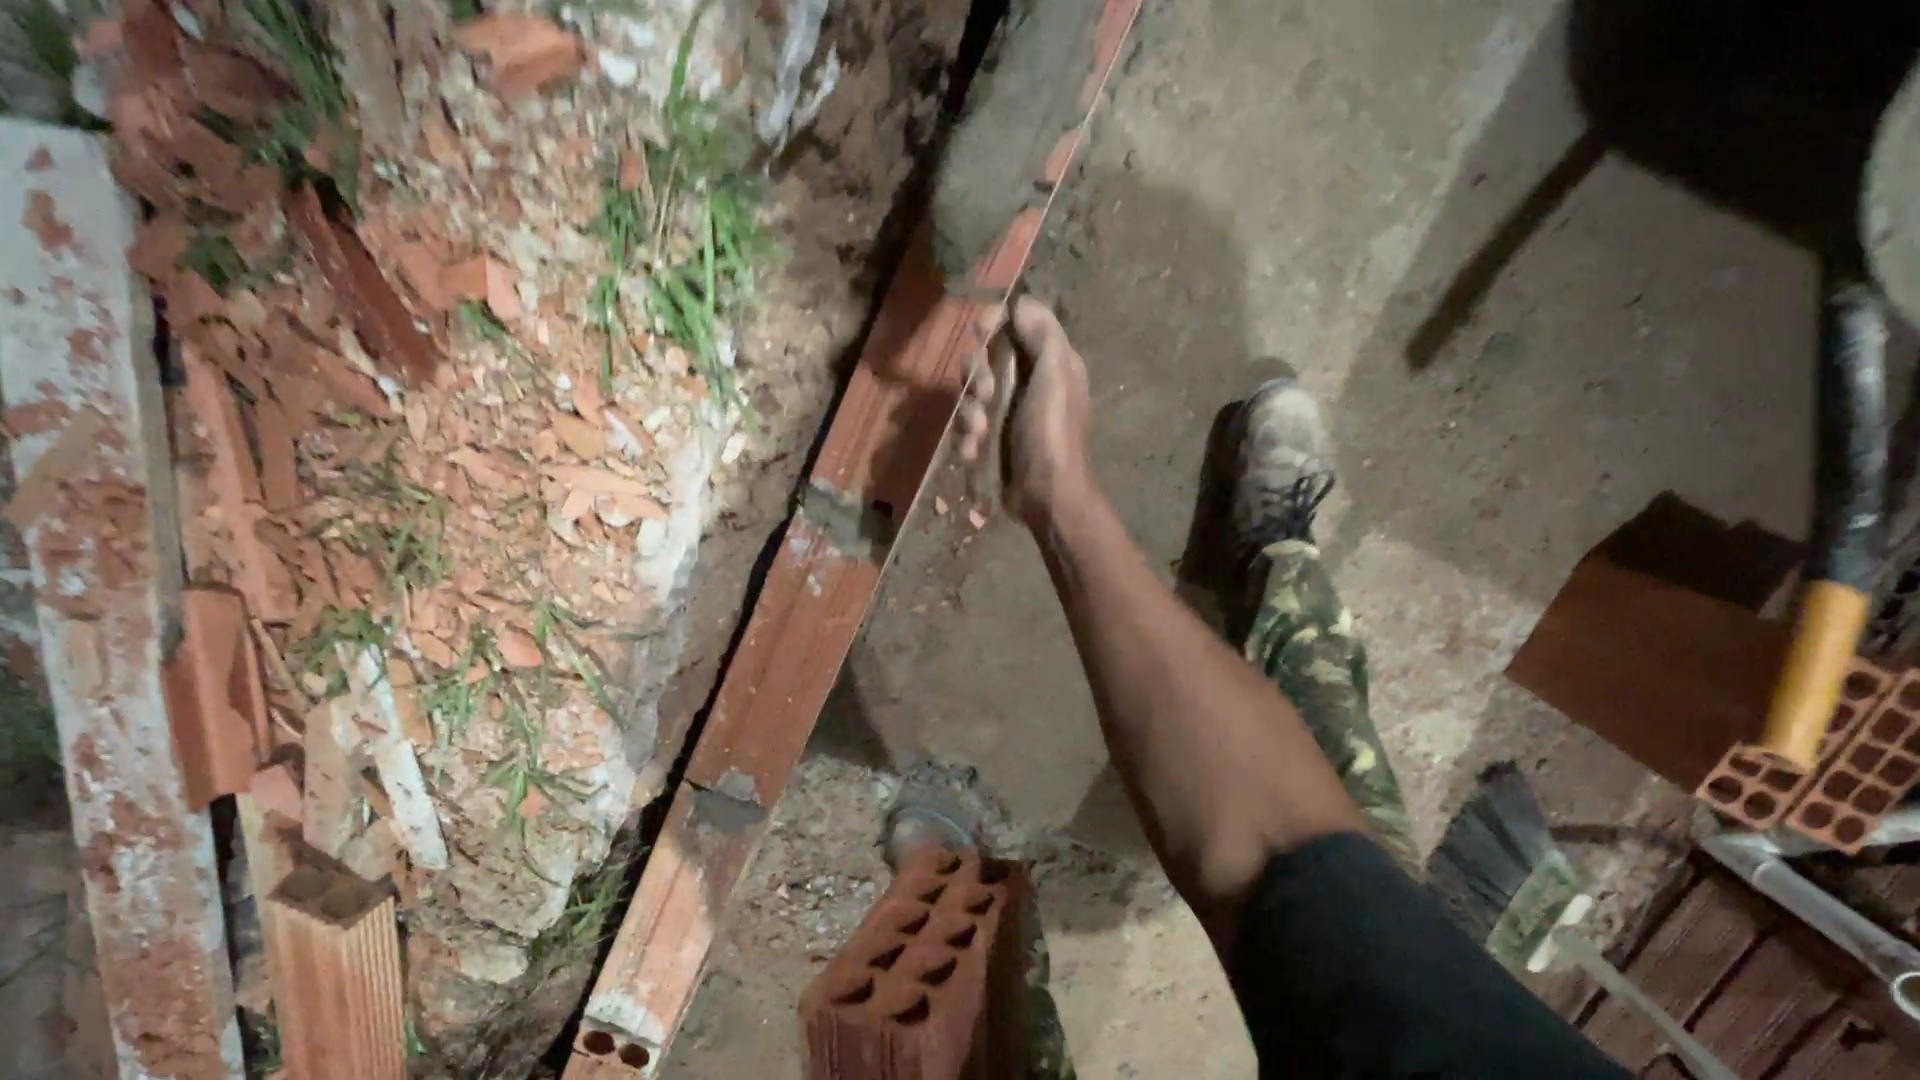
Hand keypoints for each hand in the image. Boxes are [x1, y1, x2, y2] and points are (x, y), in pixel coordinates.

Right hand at [957, 296, 1094, 529]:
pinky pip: (965, 427)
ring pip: (969, 394)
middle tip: (985, 394)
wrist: (1047, 496)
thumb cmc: (1053, 433)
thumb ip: (1042, 334)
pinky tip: (974, 452)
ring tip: (980, 433)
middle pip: (984, 358)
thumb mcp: (1057, 375)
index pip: (1016, 324)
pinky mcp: (990, 441)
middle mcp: (1027, 383)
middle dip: (976, 375)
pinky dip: (966, 439)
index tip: (981, 328)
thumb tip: (1020, 303)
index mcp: (1049, 363)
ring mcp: (1006, 413)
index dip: (995, 322)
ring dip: (969, 413)